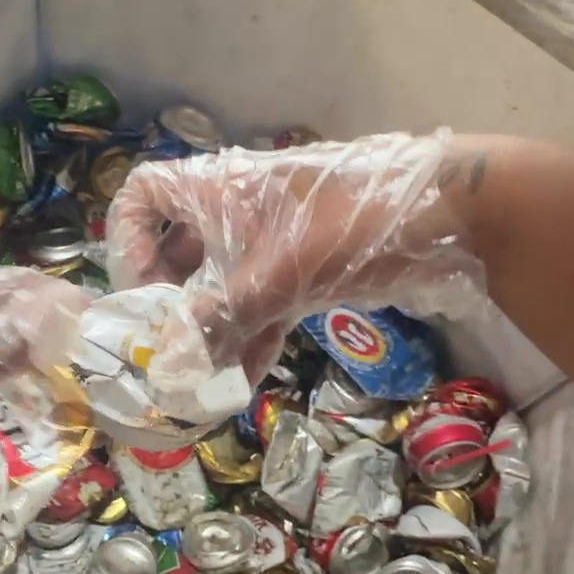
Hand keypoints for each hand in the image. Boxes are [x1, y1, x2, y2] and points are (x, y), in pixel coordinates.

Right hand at [108, 130, 484, 378]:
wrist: (445, 213)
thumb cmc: (349, 221)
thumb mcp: (278, 272)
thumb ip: (222, 319)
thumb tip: (170, 368)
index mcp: (215, 190)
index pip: (143, 195)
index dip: (128, 239)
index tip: (143, 289)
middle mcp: (232, 214)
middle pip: (178, 254)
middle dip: (169, 304)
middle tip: (164, 350)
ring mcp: (266, 244)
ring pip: (220, 288)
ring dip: (209, 334)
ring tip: (198, 383)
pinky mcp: (297, 271)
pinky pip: (258, 307)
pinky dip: (248, 340)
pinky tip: (240, 383)